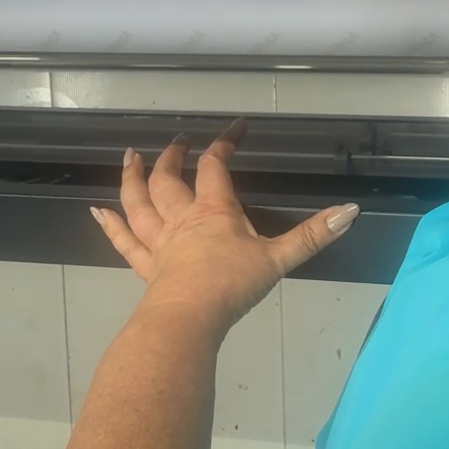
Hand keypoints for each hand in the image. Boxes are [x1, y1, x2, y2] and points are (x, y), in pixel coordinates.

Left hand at [90, 119, 359, 334]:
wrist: (187, 322)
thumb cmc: (231, 286)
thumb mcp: (279, 258)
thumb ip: (314, 234)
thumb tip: (351, 210)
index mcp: (215, 211)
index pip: (217, 166)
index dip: (226, 143)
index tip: (237, 127)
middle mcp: (182, 219)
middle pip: (171, 179)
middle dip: (174, 156)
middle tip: (178, 140)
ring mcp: (159, 243)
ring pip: (139, 203)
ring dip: (133, 178)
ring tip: (130, 157)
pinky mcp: (145, 266)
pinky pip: (124, 240)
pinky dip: (110, 223)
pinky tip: (96, 211)